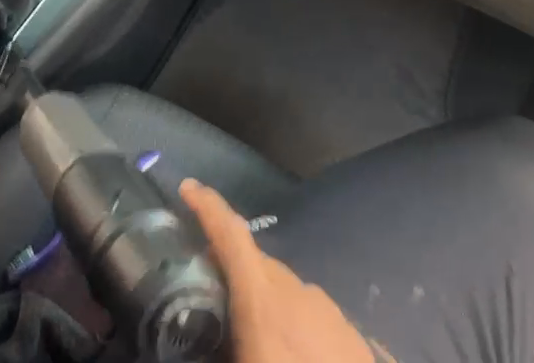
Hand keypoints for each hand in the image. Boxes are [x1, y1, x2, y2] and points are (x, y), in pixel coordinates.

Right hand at [180, 179, 375, 362]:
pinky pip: (316, 316)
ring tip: (254, 334)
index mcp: (263, 301)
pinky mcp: (358, 340)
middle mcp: (298, 295)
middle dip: (233, 267)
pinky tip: (294, 354)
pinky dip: (297, 323)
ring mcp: (332, 315)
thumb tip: (175, 357)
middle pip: (257, 263)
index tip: (187, 187)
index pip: (231, 236)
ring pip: (289, 290)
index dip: (208, 206)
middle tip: (210, 290)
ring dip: (267, 300)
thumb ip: (215, 351)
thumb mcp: (242, 361)